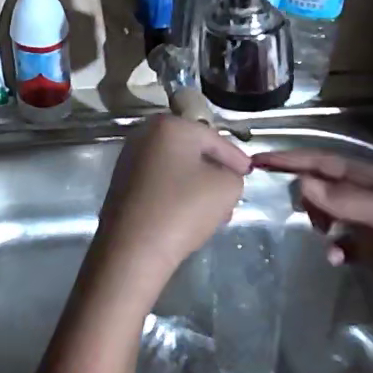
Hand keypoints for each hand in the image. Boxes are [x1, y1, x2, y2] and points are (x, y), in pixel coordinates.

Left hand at [93, 116, 250, 291]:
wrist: (133, 247)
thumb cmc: (183, 208)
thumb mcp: (226, 187)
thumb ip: (233, 173)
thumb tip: (223, 175)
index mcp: (168, 126)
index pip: (213, 138)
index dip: (235, 157)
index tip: (250, 172)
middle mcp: (144, 135)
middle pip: (192, 151)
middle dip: (215, 171)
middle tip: (232, 193)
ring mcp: (129, 159)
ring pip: (176, 168)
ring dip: (197, 185)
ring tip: (216, 211)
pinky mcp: (122, 183)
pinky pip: (159, 182)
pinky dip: (177, 193)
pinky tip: (191, 216)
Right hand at [254, 150, 372, 372]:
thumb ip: (351, 201)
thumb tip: (302, 182)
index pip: (326, 162)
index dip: (292, 159)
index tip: (257, 161)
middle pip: (326, 184)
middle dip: (305, 191)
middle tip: (295, 210)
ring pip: (332, 213)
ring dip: (318, 220)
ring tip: (320, 237)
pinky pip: (345, 244)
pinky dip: (334, 247)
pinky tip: (336, 259)